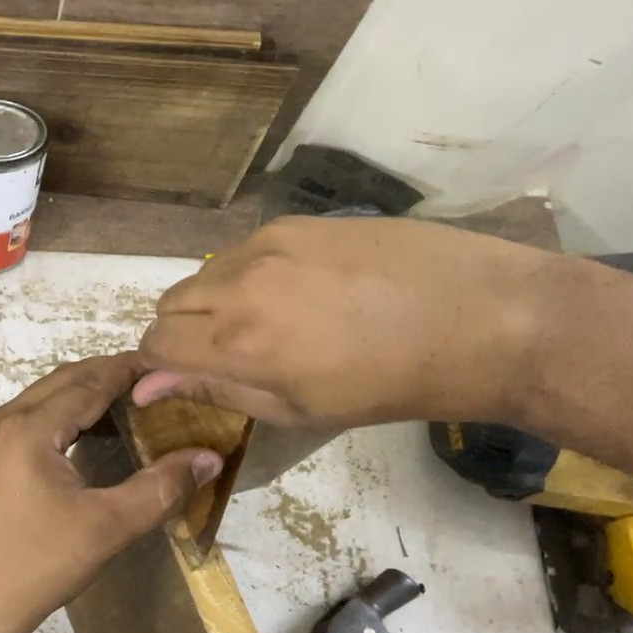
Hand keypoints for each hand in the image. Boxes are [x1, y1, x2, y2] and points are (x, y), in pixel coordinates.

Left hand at [0, 353, 222, 632]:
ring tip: (134, 403)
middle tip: (157, 382)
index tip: (168, 366)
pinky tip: (94, 432)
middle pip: (62, 381)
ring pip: (44, 397)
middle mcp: (2, 420)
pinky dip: (64, 413)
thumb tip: (211, 457)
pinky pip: (30, 417)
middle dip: (108, 375)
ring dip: (85, 394)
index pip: (86, 383)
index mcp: (27, 428)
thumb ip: (162, 487)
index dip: (127, 370)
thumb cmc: (40, 562)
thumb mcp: (108, 525)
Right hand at [134, 217, 556, 427]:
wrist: (486, 319)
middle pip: (168, 304)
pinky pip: (242, 251)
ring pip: (202, 274)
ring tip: (265, 319)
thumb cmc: (390, 385)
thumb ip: (213, 390)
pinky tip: (297, 288)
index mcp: (237, 342)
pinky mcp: (296, 223)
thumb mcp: (297, 408)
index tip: (180, 374)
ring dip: (211, 300)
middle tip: (223, 351)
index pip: (153, 343)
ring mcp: (267, 246)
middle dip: (180, 331)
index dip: (157, 363)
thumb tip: (146, 386)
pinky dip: (247, 274)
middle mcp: (239, 286)